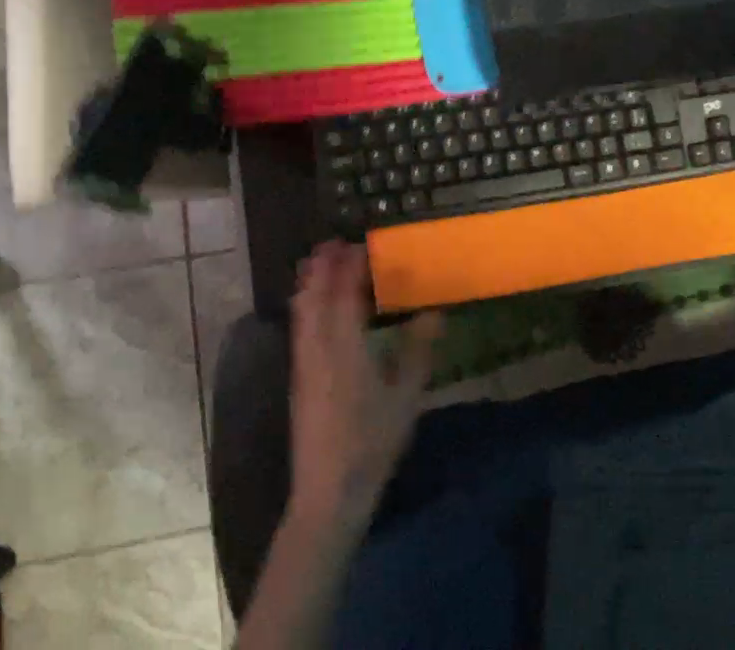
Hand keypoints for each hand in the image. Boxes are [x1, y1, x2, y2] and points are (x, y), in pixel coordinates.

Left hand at [287, 241, 442, 532]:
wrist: (329, 490)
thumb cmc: (373, 442)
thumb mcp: (406, 396)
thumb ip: (419, 350)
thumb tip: (434, 311)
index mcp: (345, 348)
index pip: (344, 294)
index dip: (351, 267)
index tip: (363, 244)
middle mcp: (317, 349)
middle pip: (315, 297)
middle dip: (324, 268)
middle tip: (336, 243)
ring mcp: (304, 365)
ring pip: (302, 312)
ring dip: (310, 284)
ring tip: (321, 264)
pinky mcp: (299, 380)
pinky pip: (299, 328)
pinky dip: (306, 306)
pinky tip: (314, 308)